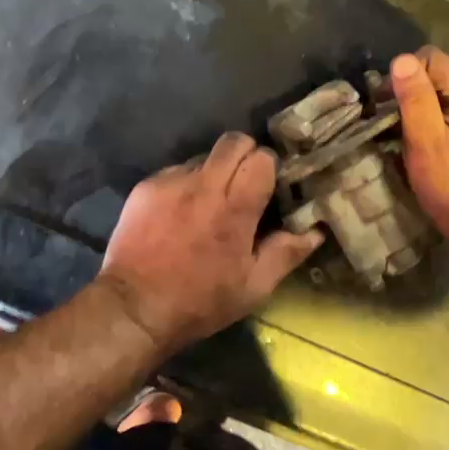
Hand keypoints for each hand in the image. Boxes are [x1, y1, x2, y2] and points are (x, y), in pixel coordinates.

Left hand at [97, 132, 323, 354]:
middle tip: (244, 184)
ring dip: (214, 172)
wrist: (133, 308)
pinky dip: (185, 185)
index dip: (268, 168)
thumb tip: (315, 231)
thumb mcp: (252, 288)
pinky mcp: (146, 186)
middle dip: (245, 155)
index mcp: (235, 208)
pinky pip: (176, 171)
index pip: (261, 158)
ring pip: (204, 155)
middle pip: (234, 140)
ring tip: (209, 203)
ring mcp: (171, 181)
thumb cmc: (199, 302)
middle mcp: (203, 185)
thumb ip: (286, 253)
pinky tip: (180, 214)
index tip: (268, 189)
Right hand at [390, 47, 448, 246]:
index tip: (383, 102)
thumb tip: (401, 59)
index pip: (432, 59)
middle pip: (435, 76)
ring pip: (438, 98)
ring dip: (413, 110)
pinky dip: (425, 124)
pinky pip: (444, 117)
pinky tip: (413, 145)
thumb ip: (415, 99)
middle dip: (406, 92)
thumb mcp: (427, 141)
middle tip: (384, 121)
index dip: (403, 73)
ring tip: (394, 134)